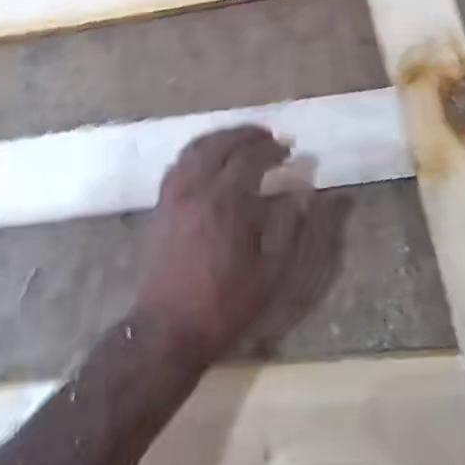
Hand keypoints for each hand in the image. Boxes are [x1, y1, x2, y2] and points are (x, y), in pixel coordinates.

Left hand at [129, 125, 345, 365]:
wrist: (169, 329)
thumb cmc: (225, 304)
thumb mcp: (271, 273)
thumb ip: (292, 228)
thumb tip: (304, 192)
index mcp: (226, 202)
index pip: (249, 158)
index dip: (271, 149)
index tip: (288, 150)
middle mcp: (196, 188)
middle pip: (220, 144)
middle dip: (246, 135)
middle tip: (268, 138)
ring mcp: (173, 195)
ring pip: (195, 149)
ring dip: (220, 138)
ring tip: (241, 141)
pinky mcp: (160, 206)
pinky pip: (178, 164)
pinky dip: (197, 152)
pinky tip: (208, 160)